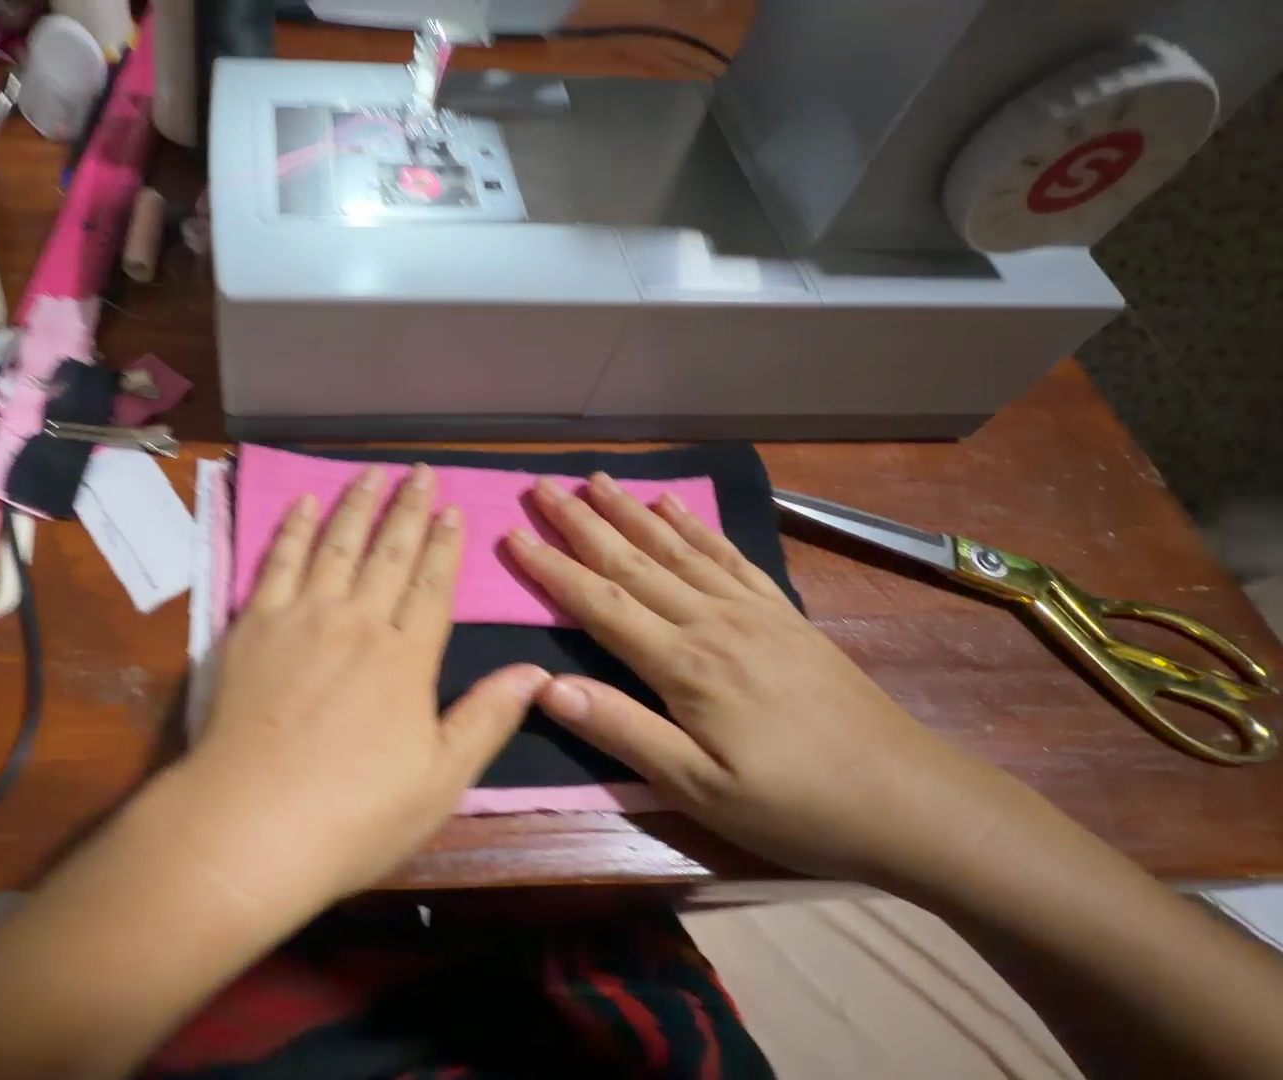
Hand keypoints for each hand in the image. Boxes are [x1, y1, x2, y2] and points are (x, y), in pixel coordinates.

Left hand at [166, 464, 549, 918]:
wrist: (251, 823)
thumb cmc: (354, 813)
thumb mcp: (441, 780)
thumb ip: (487, 718)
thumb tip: (536, 671)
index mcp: (406, 657)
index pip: (434, 586)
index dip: (445, 545)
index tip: (453, 508)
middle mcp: (357, 622)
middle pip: (388, 553)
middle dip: (407, 509)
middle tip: (419, 471)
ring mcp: (300, 618)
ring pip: (335, 546)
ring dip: (355, 506)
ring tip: (371, 473)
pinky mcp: (251, 626)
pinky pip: (277, 562)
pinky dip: (293, 529)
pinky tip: (303, 504)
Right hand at [505, 474, 1037, 887]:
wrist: (910, 799)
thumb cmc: (793, 804)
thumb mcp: (698, 787)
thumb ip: (622, 730)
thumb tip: (545, 687)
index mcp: (684, 664)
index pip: (601, 604)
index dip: (552, 569)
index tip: (512, 536)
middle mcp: (712, 622)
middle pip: (633, 562)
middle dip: (581, 522)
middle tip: (541, 486)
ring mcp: (752, 612)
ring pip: (677, 549)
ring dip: (630, 511)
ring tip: (596, 479)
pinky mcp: (783, 615)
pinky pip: (730, 556)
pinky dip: (697, 526)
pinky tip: (675, 505)